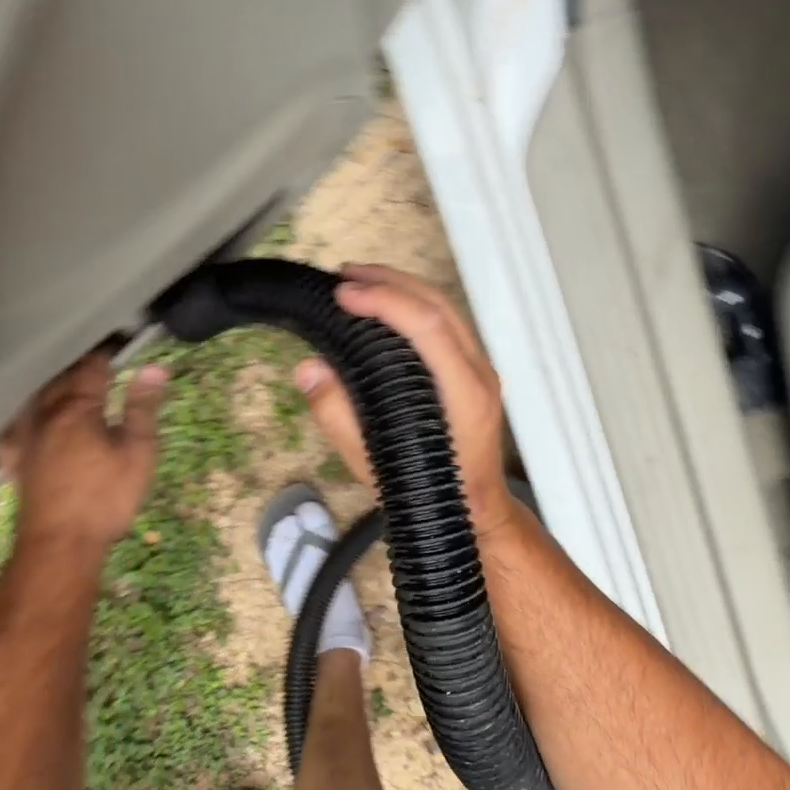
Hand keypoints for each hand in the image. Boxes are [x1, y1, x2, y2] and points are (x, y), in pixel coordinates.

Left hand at [0, 353, 167, 549]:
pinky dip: (13, 421)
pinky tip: (15, 422)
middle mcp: (46, 415)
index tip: (121, 348)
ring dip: (50, 386)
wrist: (61, 544)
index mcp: (78, 408)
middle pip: (60, 379)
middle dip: (79, 367)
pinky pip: (7, 433)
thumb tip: (154, 367)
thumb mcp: (138, 451)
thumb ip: (143, 407)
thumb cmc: (106, 497)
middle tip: (99, 365)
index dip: (107, 356)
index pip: (92, 368)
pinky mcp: (16, 463)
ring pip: (34, 399)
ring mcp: (25, 439)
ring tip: (66, 384)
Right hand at [295, 264, 525, 539]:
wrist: (472, 513)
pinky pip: (446, 323)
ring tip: (359, 281)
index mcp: (463, 394)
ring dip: (401, 288)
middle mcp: (479, 373)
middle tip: (344, 276)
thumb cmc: (424, 493)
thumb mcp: (371, 464)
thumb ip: (338, 416)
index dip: (385, 301)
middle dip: (390, 281)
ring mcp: (481, 369)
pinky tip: (384, 309)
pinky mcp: (474, 371)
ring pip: (446, 308)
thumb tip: (308, 369)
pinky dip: (413, 306)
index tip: (344, 294)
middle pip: (439, 304)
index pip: (428, 326)